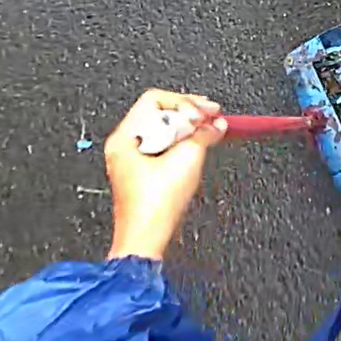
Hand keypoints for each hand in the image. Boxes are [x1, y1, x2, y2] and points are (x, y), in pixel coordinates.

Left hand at [104, 90, 226, 259]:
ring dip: (187, 128)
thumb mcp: (188, 159)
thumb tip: (217, 124)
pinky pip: (161, 145)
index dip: (185, 102)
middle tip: (212, 117)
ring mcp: (130, 159)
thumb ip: (204, 134)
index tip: (207, 111)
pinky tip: (197, 146)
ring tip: (208, 131)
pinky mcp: (140, 172)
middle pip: (158, 112)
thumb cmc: (155, 207)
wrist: (145, 241)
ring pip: (161, 129)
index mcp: (126, 136)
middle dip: (188, 113)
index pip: (155, 100)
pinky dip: (180, 142)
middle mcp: (124, 144)